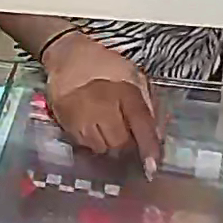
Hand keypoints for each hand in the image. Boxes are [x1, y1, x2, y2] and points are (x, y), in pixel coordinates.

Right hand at [41, 32, 162, 175]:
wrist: (67, 55)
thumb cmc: (104, 64)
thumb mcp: (132, 75)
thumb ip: (145, 102)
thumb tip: (155, 131)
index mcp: (125, 91)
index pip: (142, 125)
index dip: (149, 148)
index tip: (153, 167)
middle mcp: (104, 107)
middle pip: (120, 143)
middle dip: (126, 145)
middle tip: (125, 137)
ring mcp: (83, 117)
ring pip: (101, 147)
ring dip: (108, 144)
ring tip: (106, 130)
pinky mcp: (67, 123)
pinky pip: (84, 144)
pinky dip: (91, 142)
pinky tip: (92, 128)